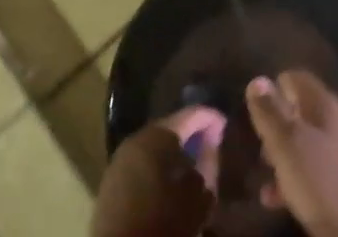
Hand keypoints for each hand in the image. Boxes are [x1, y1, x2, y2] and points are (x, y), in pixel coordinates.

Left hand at [91, 107, 226, 236]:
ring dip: (175, 151)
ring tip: (194, 165)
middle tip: (212, 144)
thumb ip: (208, 163)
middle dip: (191, 133)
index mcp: (156, 138)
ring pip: (155, 146)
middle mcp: (135, 140)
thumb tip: (210, 142)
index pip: (190, 114)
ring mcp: (119, 161)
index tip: (225, 125)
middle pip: (170, 127)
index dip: (210, 117)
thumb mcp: (198, 196)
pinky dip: (159, 165)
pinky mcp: (112, 182)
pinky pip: (142, 162)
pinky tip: (171, 181)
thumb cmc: (164, 223)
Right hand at [246, 72, 337, 236]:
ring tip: (265, 173)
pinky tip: (278, 198)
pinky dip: (296, 179)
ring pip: (309, 144)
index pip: (299, 79)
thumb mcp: (289, 145)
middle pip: (304, 112)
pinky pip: (318, 172)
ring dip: (285, 155)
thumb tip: (258, 80)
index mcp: (328, 107)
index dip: (276, 87)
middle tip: (259, 145)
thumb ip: (271, 114)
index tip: (256, 106)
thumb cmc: (324, 181)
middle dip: (278, 126)